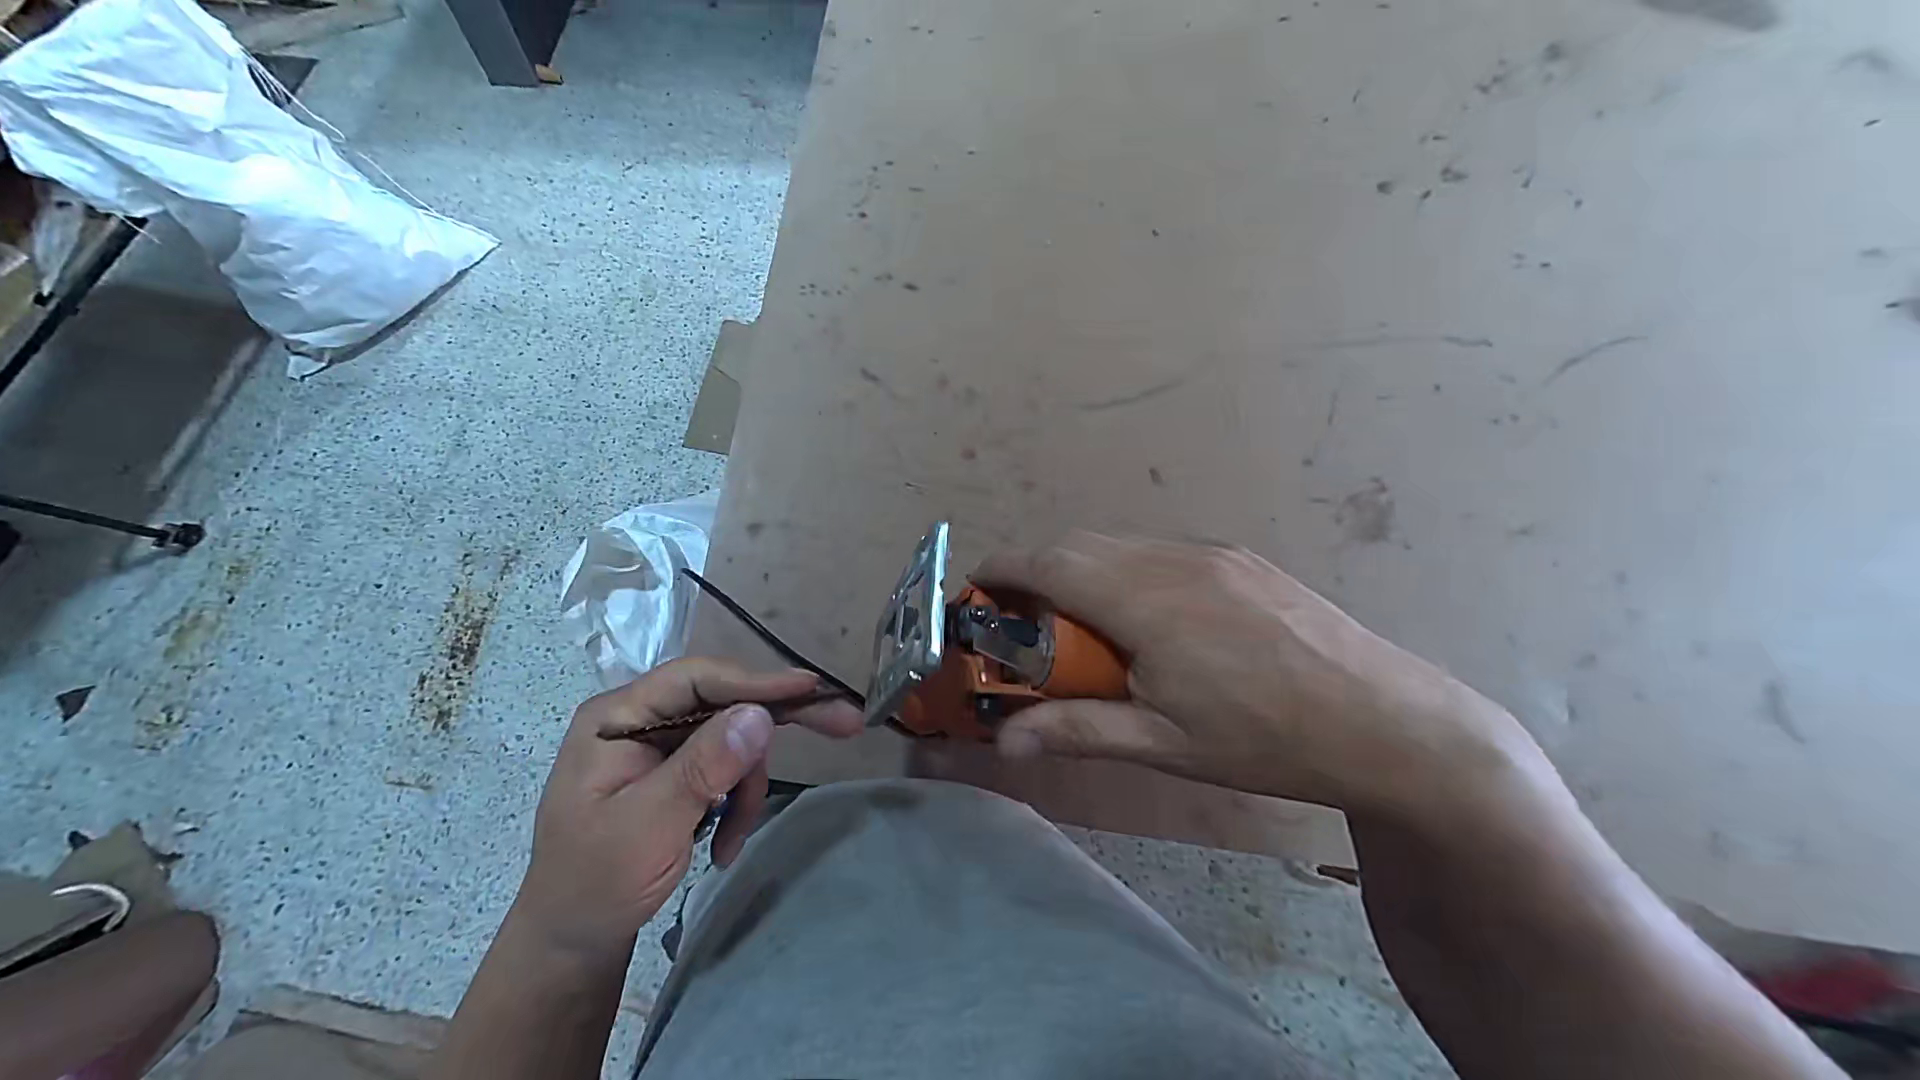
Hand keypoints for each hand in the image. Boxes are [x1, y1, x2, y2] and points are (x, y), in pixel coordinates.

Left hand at [508, 659, 860, 958]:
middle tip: (843, 721)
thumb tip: (760, 715)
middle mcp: (642, 718)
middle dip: (778, 718)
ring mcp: (661, 744)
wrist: (572, 940)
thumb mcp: (648, 826)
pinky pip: (728, 766)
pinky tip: (725, 844)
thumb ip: (703, 768)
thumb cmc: (595, 883)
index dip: (755, 680)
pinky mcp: (679, 769)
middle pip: (724, 700)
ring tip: (734, 840)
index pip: (697, 680)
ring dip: (747, 786)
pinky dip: (737, 801)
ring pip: (733, 737)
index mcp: (618, 717)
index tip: (809, 688)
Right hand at [973, 533, 1543, 821]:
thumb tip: (1004, 740)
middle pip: (1077, 545)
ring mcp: (1213, 553)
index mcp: (1147, 600)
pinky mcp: (1239, 559)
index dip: (1002, 570)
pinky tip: (1143, 619)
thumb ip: (1077, 731)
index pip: (1049, 562)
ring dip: (1081, 571)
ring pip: (1118, 544)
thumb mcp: (1165, 744)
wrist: (1391, 721)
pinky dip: (1123, 571)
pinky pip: (1157, 550)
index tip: (976, 594)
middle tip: (1021, 622)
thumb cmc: (1268, 739)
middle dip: (1035, 572)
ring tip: (1080, 626)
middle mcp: (1174, 558)